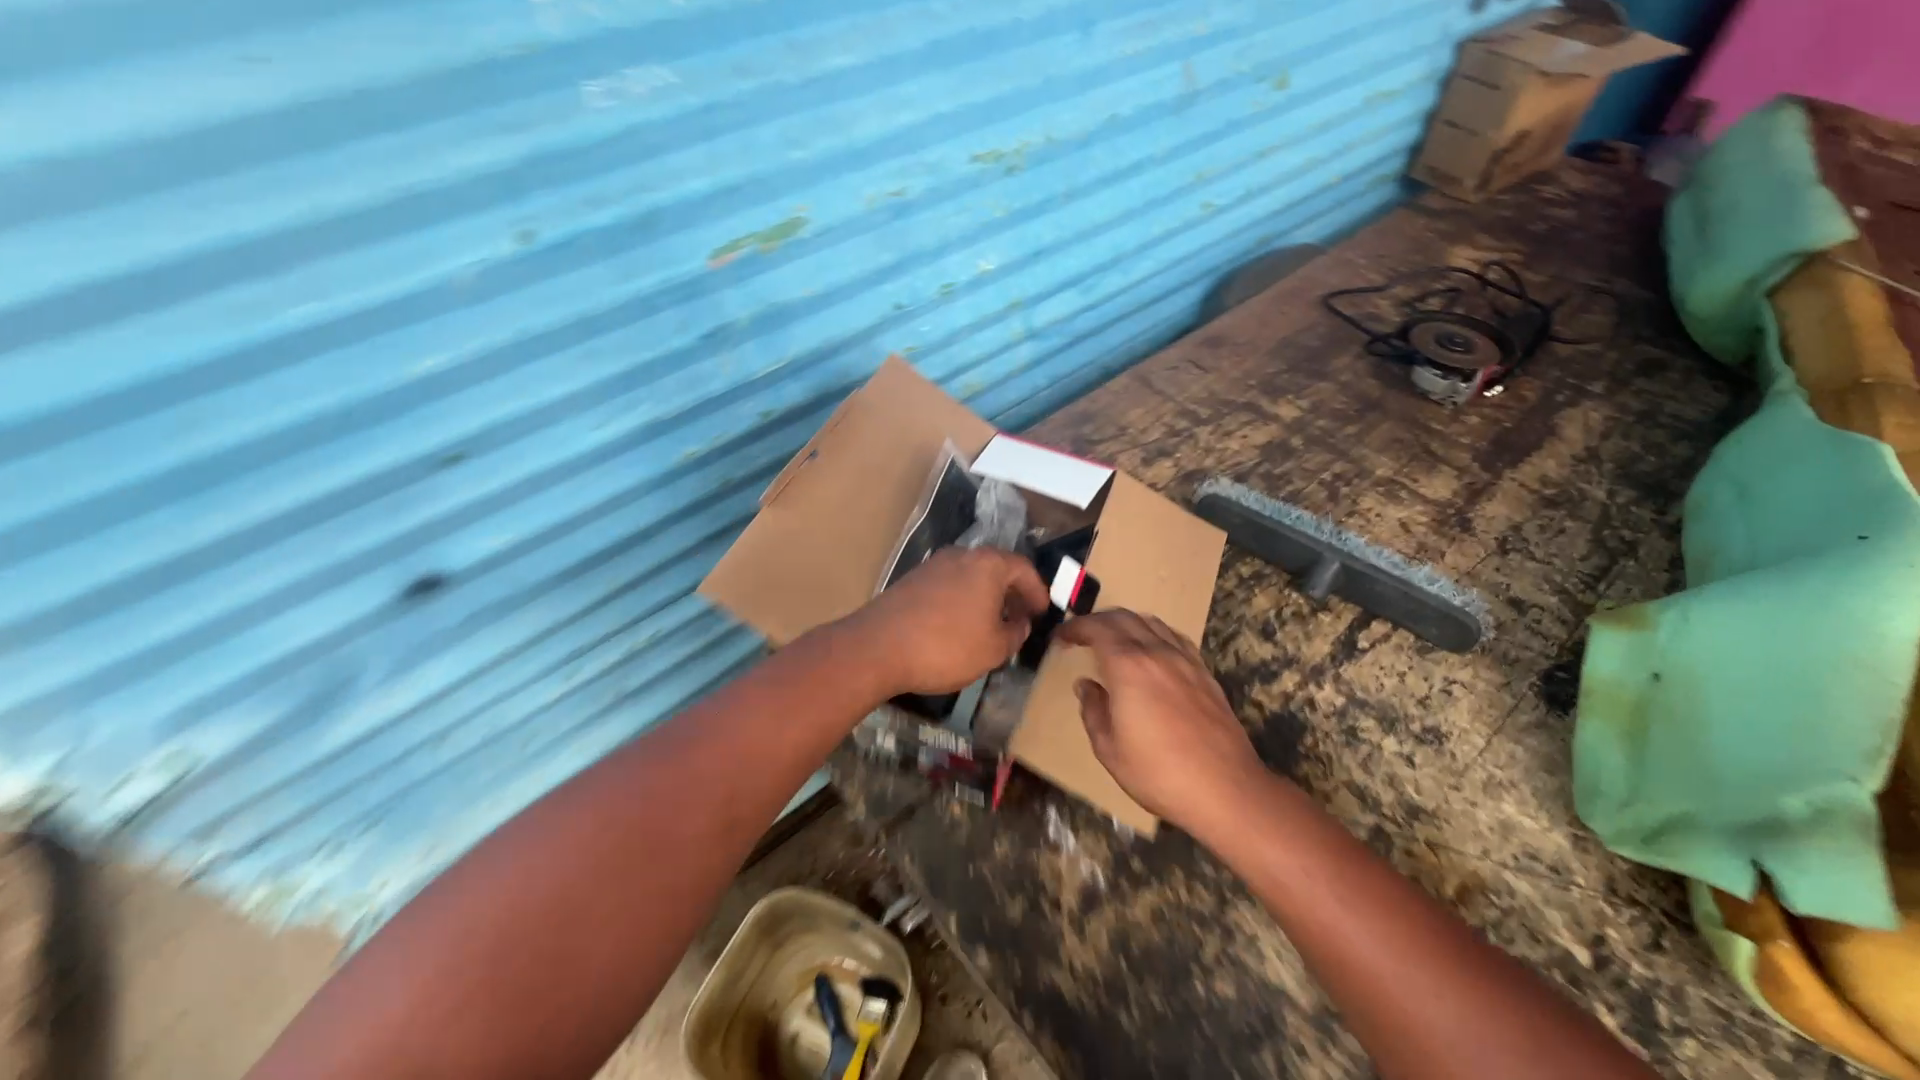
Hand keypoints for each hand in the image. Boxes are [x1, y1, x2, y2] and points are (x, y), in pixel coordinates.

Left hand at [840, 547, 1049, 695]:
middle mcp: (960, 556)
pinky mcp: (911, 581)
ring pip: (970, 577)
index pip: (1023, 569)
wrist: (877, 648)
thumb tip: (1020, 624)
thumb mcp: (993, 649)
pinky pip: (948, 586)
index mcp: (987, 564)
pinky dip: (962, 601)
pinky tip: (960, 626)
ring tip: (991, 625)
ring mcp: (932, 566)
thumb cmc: (946, 646)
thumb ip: (1015, 634)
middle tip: (1020, 617)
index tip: (1042, 611)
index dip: (1037, 591)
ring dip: (985, 597)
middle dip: (1011, 593)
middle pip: (995, 568)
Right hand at [1055, 610, 1268, 834]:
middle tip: (1080, 636)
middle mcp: (1158, 653)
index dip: (1075, 628)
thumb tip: (1086, 685)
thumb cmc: (1158, 773)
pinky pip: (1175, 639)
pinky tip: (1151, 652)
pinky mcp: (1205, 674)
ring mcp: (1186, 661)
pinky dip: (1155, 634)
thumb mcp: (1109, 749)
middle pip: (1124, 618)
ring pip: (1152, 623)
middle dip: (1097, 621)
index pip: (1097, 629)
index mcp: (1128, 667)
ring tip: (1113, 640)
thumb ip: (1093, 710)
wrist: (1224, 788)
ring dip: (1126, 623)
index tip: (1060, 638)